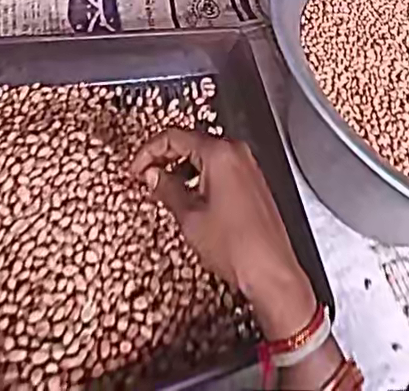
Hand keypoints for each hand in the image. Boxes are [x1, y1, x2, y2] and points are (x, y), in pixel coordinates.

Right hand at [127, 128, 316, 337]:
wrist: (271, 271)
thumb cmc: (236, 246)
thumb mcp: (190, 218)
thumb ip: (167, 188)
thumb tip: (153, 175)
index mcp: (219, 153)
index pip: (174, 136)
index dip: (149, 151)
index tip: (136, 167)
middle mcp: (235, 152)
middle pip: (191, 141)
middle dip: (164, 156)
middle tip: (145, 175)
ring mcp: (247, 165)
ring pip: (205, 154)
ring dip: (181, 166)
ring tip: (163, 187)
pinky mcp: (252, 180)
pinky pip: (220, 166)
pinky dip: (200, 174)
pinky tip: (188, 195)